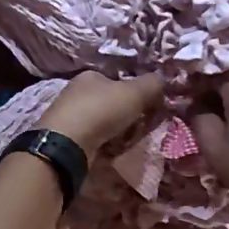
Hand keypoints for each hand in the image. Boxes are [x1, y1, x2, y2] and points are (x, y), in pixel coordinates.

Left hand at [36, 70, 164, 157]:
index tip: (147, 105)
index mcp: (89, 76)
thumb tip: (163, 80)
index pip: (115, 79)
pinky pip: (92, 140)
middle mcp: (75, 94)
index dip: (133, 91)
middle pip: (107, 102)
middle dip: (124, 114)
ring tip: (129, 142)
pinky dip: (103, 145)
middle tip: (141, 126)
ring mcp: (68, 118)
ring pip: (99, 122)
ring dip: (114, 131)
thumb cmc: (100, 111)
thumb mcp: (134, 92)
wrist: (66, 145)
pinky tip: (111, 152)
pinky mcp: (65, 140)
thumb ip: (152, 84)